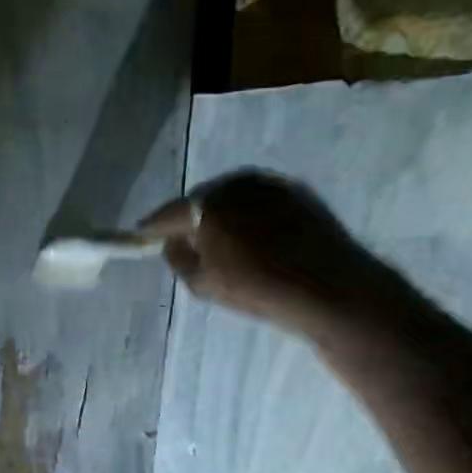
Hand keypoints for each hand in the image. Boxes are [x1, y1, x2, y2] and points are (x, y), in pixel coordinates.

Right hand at [137, 169, 396, 336]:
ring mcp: (270, 185)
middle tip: (184, 242)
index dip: (153, 227)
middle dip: (191, 219)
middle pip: (201, 200)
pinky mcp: (298, 193)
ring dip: (220, 217)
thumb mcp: (200, 282)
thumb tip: (172, 242)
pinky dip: (247, 217)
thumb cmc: (256, 287)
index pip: (169, 213)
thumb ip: (176, 257)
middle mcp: (237, 184)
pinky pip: (258, 202)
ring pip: (231, 199)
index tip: (141, 237)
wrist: (330, 288)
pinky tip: (251, 240)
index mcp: (208, 203)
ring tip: (220, 243)